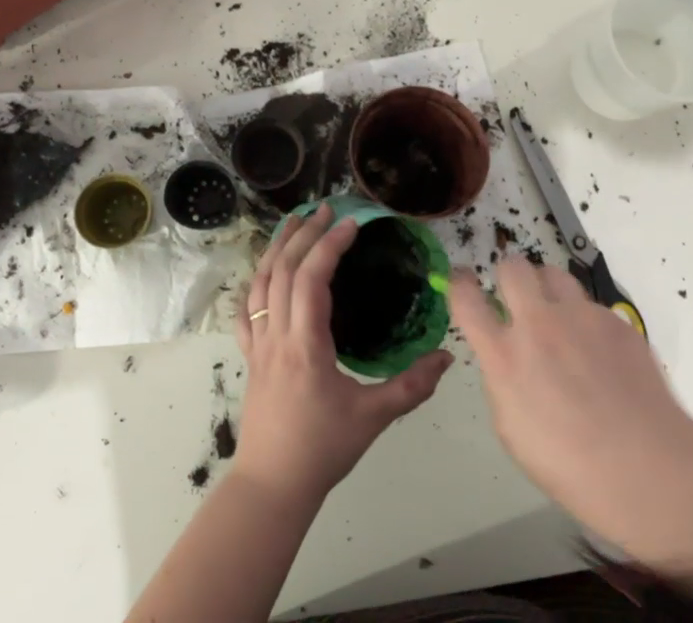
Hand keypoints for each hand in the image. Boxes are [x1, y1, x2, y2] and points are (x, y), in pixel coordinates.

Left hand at [234, 205, 452, 499]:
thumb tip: (447, 357)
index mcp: (306, 345)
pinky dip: (255, 283)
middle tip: (325, 209)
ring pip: (259, 284)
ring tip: (293, 223)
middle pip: (282, 271)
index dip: (330, 246)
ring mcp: (258, 346)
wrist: (272, 483)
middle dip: (303, 235)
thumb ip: (412, 386)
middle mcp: (276, 336)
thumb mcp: (373, 418)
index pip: (313, 280)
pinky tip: (262, 274)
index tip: (351, 224)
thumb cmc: (322, 449)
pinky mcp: (250, 358)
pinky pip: (245, 311)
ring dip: (276, 249)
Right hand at [449, 259, 692, 554]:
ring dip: (546, 289)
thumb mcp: (511, 428)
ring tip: (557, 319)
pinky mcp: (617, 322)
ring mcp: (581, 318)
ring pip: (553, 275)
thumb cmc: (569, 465)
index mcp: (504, 356)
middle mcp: (539, 324)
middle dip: (507, 276)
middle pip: (513, 267)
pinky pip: (590, 305)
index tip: (460, 280)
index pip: (466, 299)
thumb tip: (508, 360)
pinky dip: (584, 320)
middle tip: (515, 297)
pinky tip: (599, 355)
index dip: (458, 283)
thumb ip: (502, 380)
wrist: (646, 468)